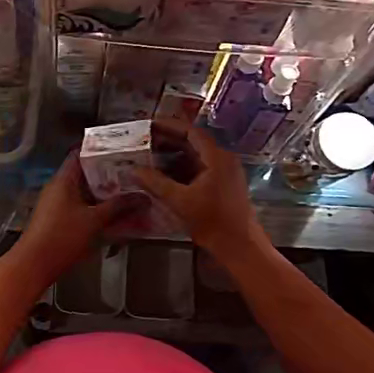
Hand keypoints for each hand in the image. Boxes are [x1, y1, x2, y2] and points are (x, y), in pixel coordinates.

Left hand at [12, 155, 133, 275]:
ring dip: (104, 194)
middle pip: (85, 174)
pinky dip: (97, 208)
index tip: (122, 151)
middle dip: (108, 175)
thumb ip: (118, 206)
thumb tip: (143, 196)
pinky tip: (115, 215)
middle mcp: (59, 187)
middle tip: (132, 174)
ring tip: (130, 194)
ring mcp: (57, 204)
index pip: (80, 154)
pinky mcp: (59, 219)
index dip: (100, 150)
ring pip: (85, 192)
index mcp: (64, 179)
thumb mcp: (94, 220)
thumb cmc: (62, 236)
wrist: (34, 265)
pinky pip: (81, 207)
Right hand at [134, 118, 265, 258]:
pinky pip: (200, 169)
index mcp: (217, 158)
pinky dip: (182, 168)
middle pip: (194, 142)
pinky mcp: (223, 186)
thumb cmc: (213, 221)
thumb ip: (156, 183)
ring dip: (174, 155)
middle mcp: (223, 160)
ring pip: (196, 157)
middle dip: (169, 140)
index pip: (192, 132)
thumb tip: (133, 169)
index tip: (150, 125)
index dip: (170, 126)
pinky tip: (164, 175)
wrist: (240, 247)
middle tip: (145, 140)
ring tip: (150, 156)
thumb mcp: (180, 201)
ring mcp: (225, 173)